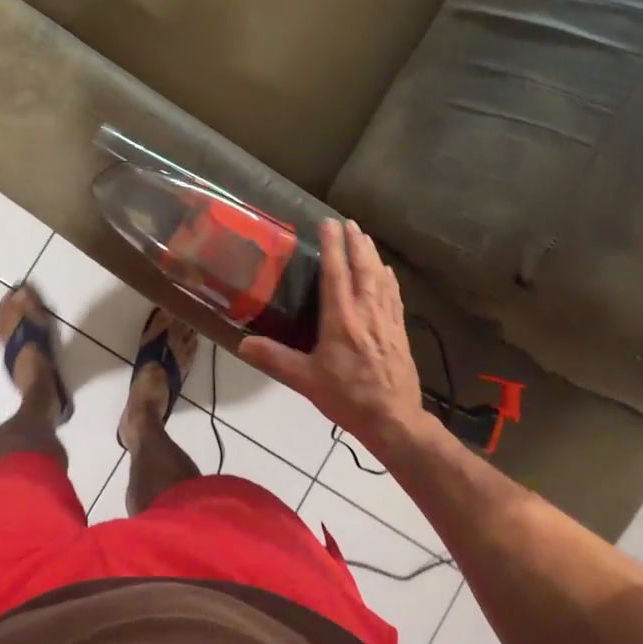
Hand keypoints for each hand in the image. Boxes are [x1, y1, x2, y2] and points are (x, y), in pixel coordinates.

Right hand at [239, 220, 426, 453]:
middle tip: (349, 223)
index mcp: (341, 318)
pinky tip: (388, 274)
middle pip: (362, 268)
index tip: (328, 223)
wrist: (394, 420)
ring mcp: (386, 321)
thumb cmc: (347, 397)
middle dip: (355, 243)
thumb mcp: (305, 380)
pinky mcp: (399, 333)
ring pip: (380, 279)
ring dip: (372, 256)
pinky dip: (389, 280)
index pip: (336, 272)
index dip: (332, 246)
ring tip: (366, 238)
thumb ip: (275, 359)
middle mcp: (366, 312)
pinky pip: (394, 297)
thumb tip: (242, 344)